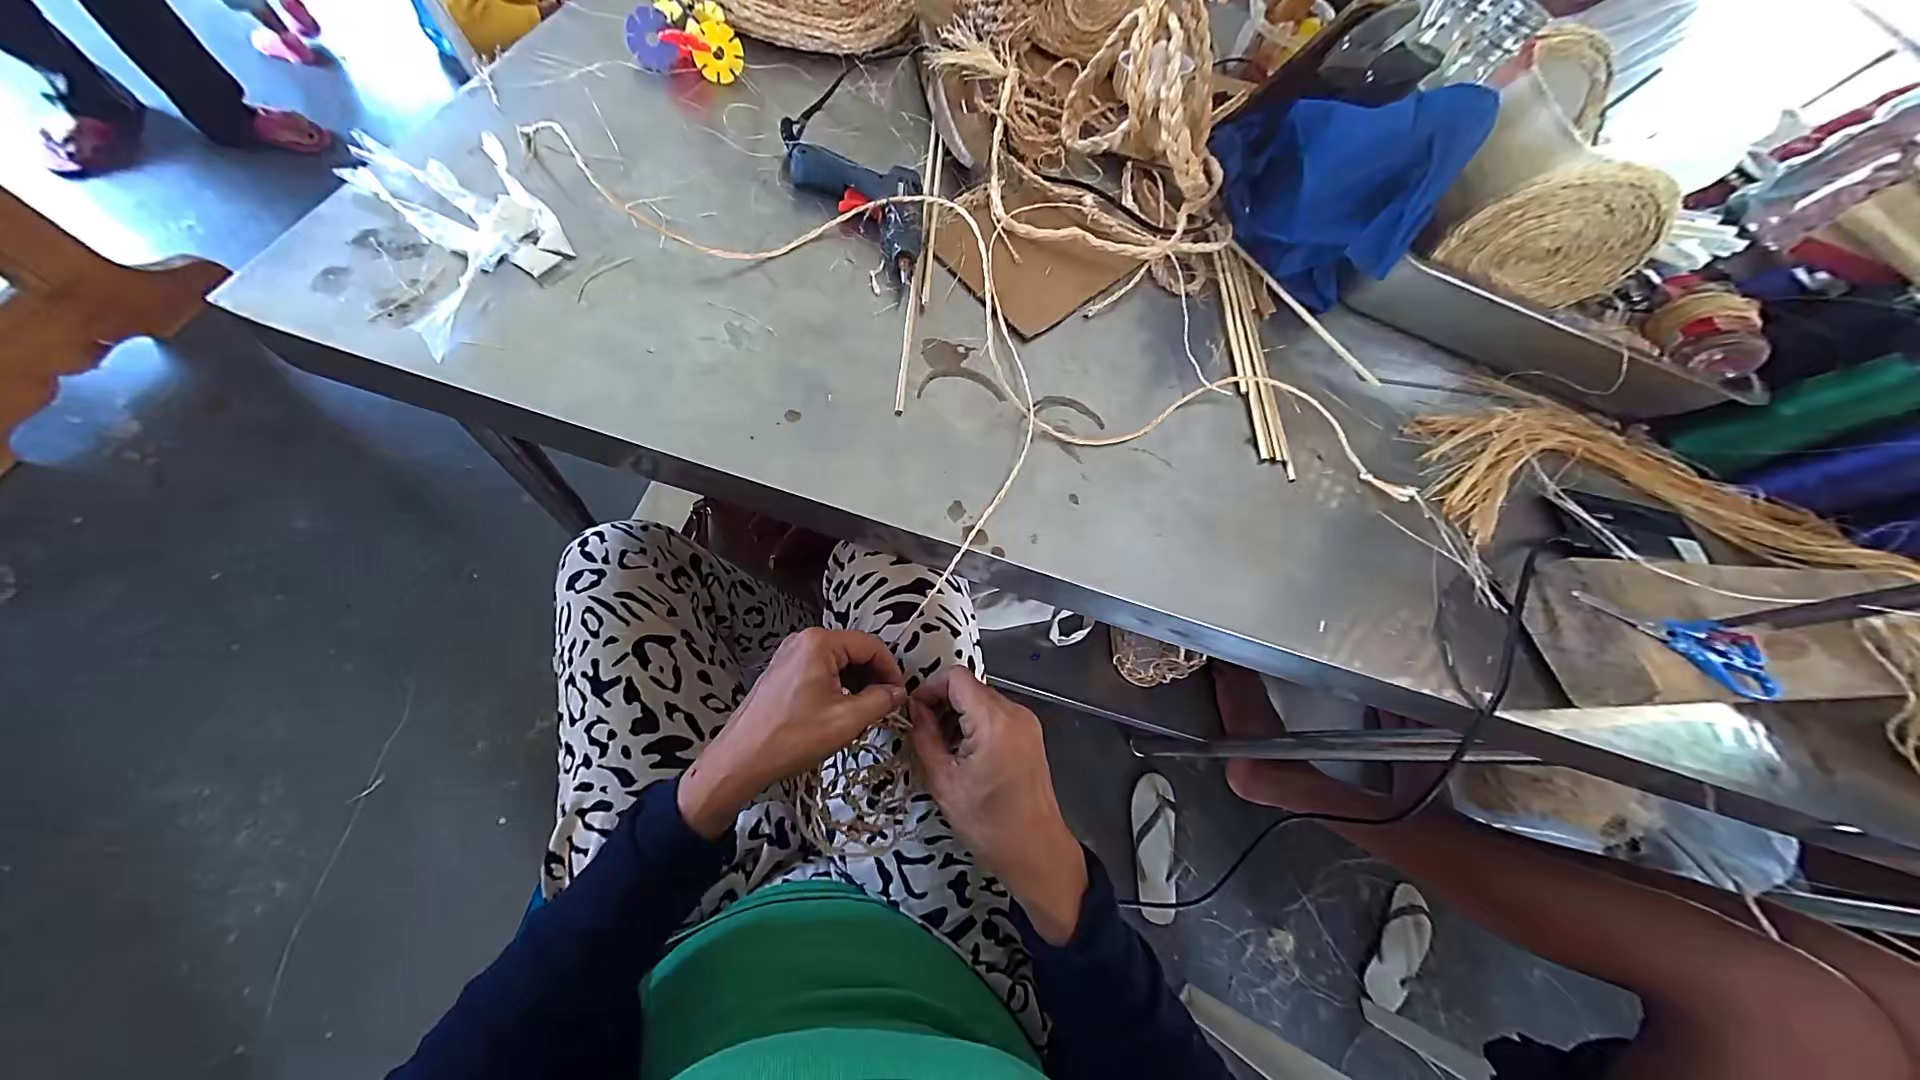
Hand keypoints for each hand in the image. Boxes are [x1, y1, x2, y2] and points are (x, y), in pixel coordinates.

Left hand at [678, 628, 905, 838]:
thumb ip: (880, 700)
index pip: (871, 645)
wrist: (739, 761)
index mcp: (819, 643)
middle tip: (884, 705)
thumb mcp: (846, 720)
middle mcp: (803, 641)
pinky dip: (837, 687)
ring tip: (863, 712)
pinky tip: (839, 712)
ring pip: (839, 662)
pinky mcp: (783, 672)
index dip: (891, 670)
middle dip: (874, 677)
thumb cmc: (788, 738)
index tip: (899, 694)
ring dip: (856, 683)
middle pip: (854, 651)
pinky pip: (821, 671)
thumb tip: (897, 693)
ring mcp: (790, 656)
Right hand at [908, 669, 1087, 944]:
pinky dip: (976, 723)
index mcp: (994, 720)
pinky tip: (966, 754)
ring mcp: (1026, 721)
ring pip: (981, 699)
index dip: (929, 688)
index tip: (914, 713)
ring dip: (958, 714)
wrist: (1037, 851)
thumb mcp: (943, 780)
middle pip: (970, 686)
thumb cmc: (988, 823)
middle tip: (924, 734)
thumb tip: (915, 709)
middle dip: (942, 703)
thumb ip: (924, 735)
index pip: (956, 676)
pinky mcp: (1031, 733)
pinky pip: (996, 713)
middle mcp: (1015, 711)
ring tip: (944, 749)